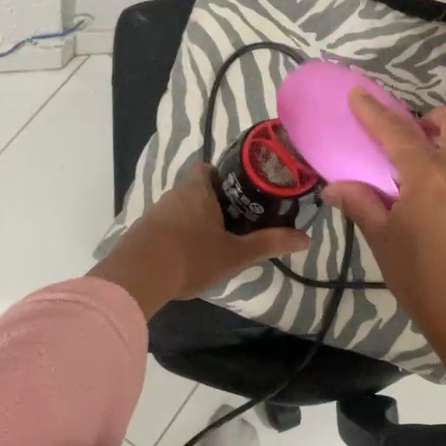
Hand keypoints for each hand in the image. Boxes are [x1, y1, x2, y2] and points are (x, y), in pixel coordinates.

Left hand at [91, 163, 309, 317]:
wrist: (138, 277)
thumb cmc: (192, 256)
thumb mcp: (236, 254)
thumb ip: (269, 244)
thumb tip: (306, 238)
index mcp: (197, 191)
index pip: (206, 168)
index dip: (220, 175)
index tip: (237, 192)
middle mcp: (173, 195)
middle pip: (194, 191)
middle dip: (211, 204)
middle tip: (233, 223)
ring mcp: (153, 214)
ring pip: (179, 211)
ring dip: (193, 223)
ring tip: (212, 244)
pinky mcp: (141, 234)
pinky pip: (164, 229)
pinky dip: (176, 238)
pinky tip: (187, 259)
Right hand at [325, 89, 445, 445]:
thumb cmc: (423, 283)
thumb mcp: (384, 244)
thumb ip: (362, 207)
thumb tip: (336, 187)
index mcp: (428, 179)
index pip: (396, 132)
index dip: (374, 111)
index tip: (360, 94)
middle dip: (438, 117)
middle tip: (420, 141)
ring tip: (437, 215)